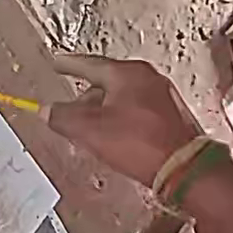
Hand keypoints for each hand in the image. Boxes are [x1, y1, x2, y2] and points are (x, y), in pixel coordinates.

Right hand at [45, 55, 203, 187]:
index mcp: (127, 74)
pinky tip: (113, 136)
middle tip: (69, 107)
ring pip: (120, 97)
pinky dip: (119, 118)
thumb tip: (47, 111)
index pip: (89, 63)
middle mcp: (148, 78)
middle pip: (105, 81)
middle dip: (85, 96)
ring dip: (102, 110)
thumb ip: (61, 116)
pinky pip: (135, 110)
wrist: (185, 170)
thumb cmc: (141, 143)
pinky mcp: (170, 116)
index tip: (58, 62)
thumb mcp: (88, 129)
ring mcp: (162, 96)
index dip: (68, 64)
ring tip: (90, 129)